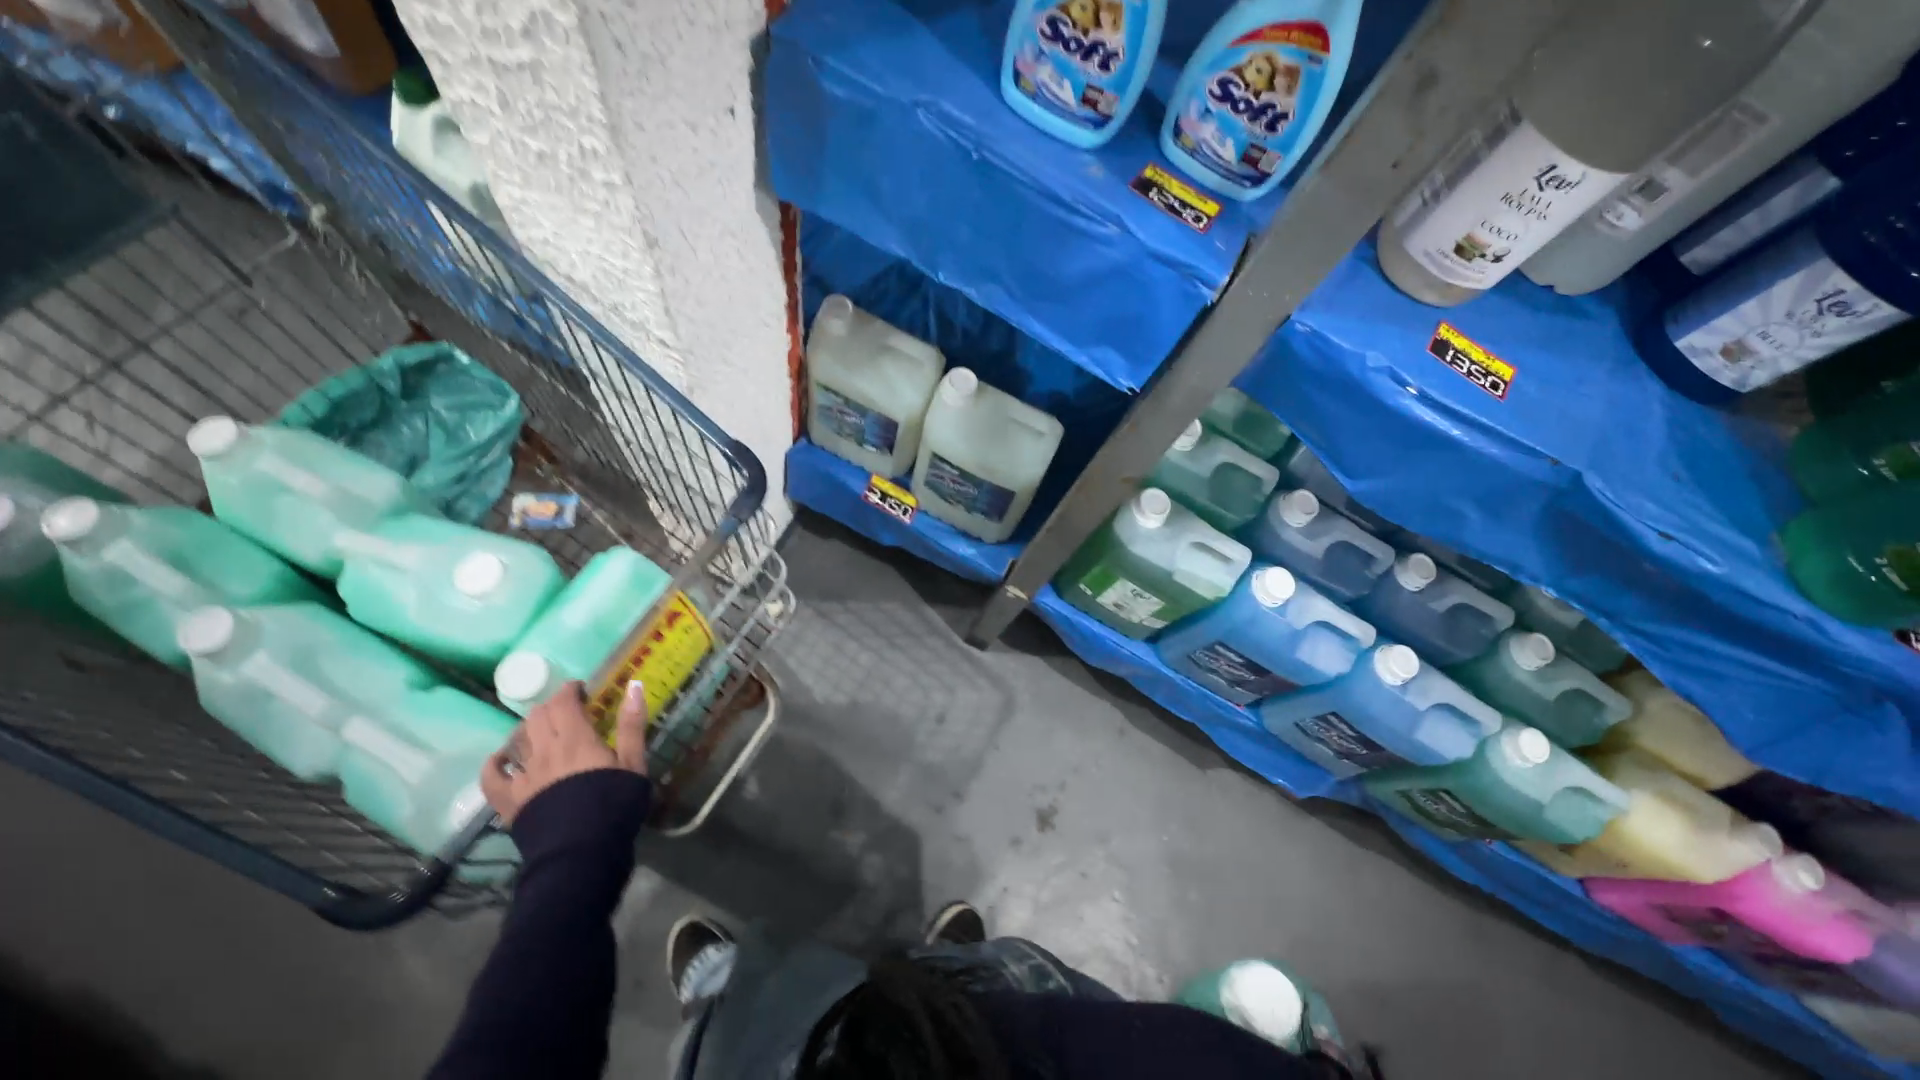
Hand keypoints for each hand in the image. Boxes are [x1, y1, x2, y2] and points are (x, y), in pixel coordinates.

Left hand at [481, 679, 648, 825]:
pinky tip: (503, 758)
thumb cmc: (615, 806)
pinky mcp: (508, 799)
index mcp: (575, 739)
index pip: (564, 702)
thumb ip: (632, 725)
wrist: (581, 853)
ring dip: (529, 729)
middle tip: (568, 712)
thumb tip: (634, 685)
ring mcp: (522, 775)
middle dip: (551, 707)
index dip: (570, 691)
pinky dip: (496, 762)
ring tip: (543, 733)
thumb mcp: (633, 764)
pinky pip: (491, 775)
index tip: (582, 691)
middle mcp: (544, 750)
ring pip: (517, 738)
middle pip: (538, 716)